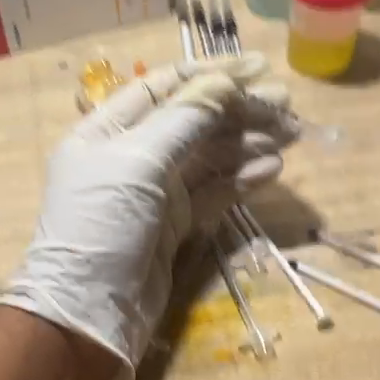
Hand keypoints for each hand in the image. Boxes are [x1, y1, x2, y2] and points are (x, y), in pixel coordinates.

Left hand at [0, 54, 302, 379]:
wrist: (89, 312)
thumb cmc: (103, 225)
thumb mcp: (138, 163)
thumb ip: (183, 120)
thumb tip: (223, 81)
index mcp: (106, 131)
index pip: (163, 87)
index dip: (210, 73)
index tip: (258, 67)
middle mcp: (129, 157)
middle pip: (191, 121)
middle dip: (237, 109)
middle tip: (287, 103)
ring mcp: (152, 194)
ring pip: (206, 158)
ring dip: (246, 143)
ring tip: (291, 134)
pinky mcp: (171, 226)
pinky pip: (212, 193)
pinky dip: (240, 180)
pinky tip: (272, 168)